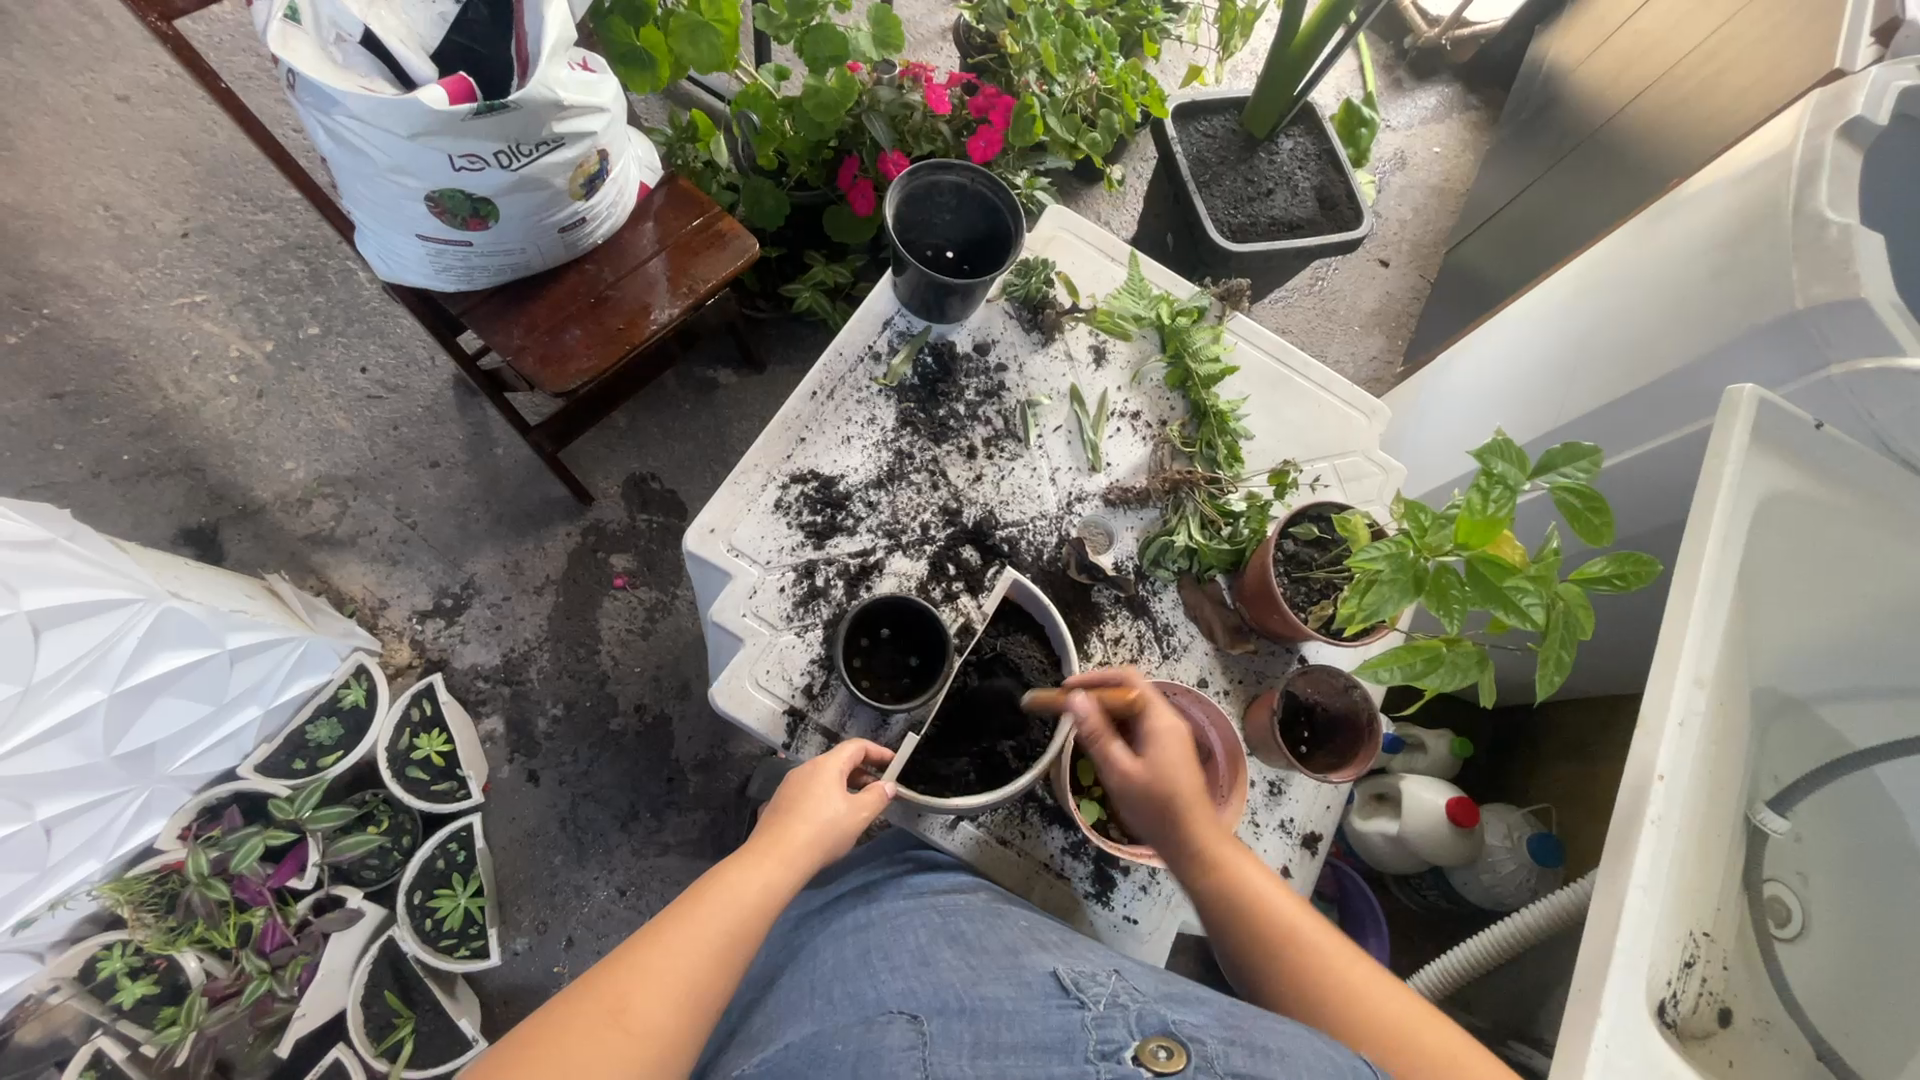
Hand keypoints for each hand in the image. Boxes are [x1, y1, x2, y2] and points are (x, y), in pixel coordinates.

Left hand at [745, 738, 895, 879]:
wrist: (774, 860)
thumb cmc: (822, 832)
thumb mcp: (858, 816)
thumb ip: (877, 797)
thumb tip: (888, 786)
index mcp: (827, 765)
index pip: (857, 746)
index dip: (878, 752)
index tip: (894, 763)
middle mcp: (806, 768)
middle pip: (839, 761)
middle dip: (863, 772)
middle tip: (879, 789)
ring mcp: (790, 785)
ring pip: (824, 778)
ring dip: (844, 786)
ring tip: (857, 806)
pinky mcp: (780, 803)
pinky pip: (810, 792)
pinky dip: (827, 797)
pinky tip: (830, 819)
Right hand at [1063, 668, 1225, 857]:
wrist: (1193, 844)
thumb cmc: (1156, 809)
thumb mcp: (1118, 771)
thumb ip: (1096, 732)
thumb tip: (1074, 698)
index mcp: (1159, 718)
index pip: (1126, 678)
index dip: (1094, 678)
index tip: (1066, 690)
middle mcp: (1168, 720)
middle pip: (1129, 692)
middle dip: (1096, 697)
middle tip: (1068, 710)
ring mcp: (1170, 736)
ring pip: (1133, 711)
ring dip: (1105, 715)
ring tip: (1078, 728)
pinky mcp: (1168, 751)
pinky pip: (1138, 728)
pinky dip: (1117, 730)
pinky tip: (1100, 746)